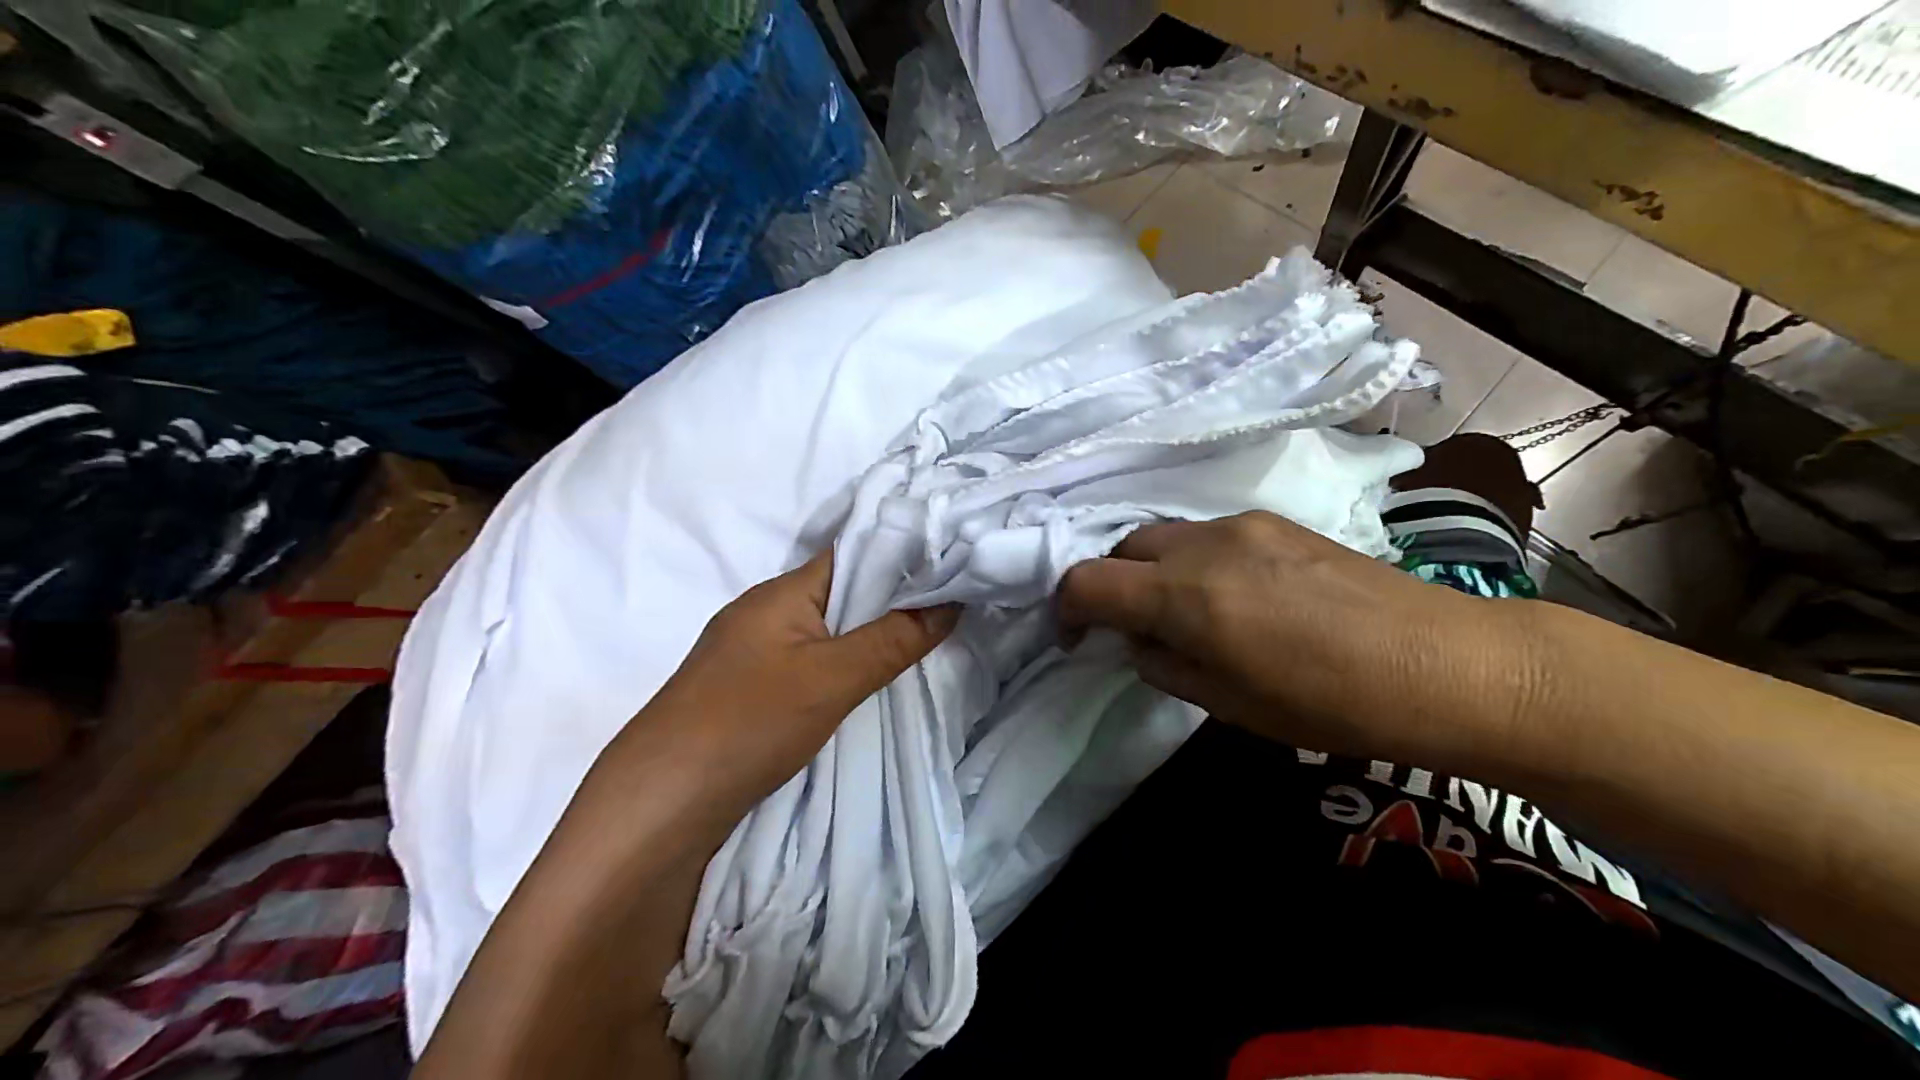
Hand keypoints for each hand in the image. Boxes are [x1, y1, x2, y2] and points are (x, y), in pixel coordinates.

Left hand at [628, 551, 959, 808]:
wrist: (663, 802)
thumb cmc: (749, 722)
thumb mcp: (832, 678)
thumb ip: (893, 640)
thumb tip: (952, 601)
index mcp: (781, 592)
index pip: (851, 553)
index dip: (901, 553)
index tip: (953, 562)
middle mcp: (765, 612)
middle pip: (841, 592)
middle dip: (893, 600)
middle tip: (952, 606)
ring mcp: (753, 652)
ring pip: (827, 630)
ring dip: (868, 635)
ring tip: (925, 641)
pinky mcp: (749, 689)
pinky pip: (809, 661)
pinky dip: (843, 665)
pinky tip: (869, 682)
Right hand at [1057, 511, 1543, 773]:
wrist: (1453, 665)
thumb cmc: (1337, 705)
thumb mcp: (1231, 705)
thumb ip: (1165, 665)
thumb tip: (1139, 641)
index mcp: (1189, 596)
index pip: (1088, 582)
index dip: (1065, 610)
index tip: (1074, 639)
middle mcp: (1206, 545)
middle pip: (1122, 548)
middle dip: (1110, 586)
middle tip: (1130, 629)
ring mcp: (1244, 525)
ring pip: (1163, 536)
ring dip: (1151, 571)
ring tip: (1181, 613)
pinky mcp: (1276, 521)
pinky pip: (1205, 534)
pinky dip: (1190, 561)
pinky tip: (1227, 595)